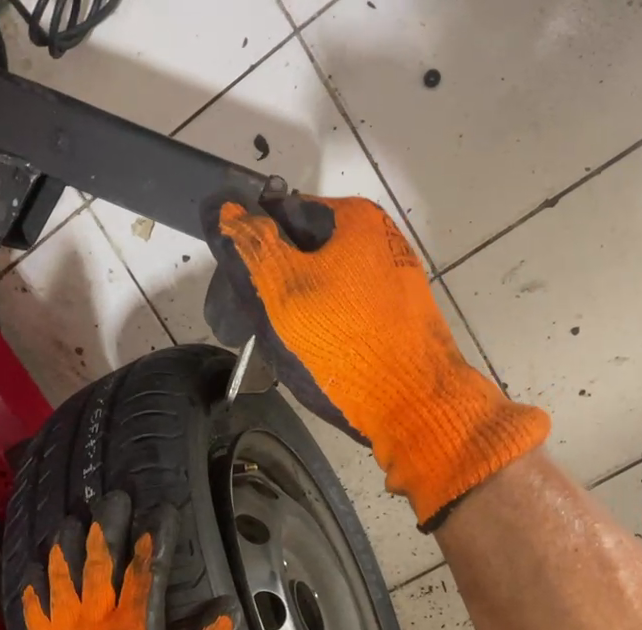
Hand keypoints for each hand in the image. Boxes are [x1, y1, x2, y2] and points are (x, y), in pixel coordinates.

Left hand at [18, 494, 234, 629]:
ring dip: (64, 551)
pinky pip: (36, 617)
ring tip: (65, 524)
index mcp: (135, 628)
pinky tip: (32, 576)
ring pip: (62, 583)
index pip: (146, 573)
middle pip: (99, 566)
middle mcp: (98, 623)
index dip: (152, 541)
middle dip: (104, 531)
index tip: (158, 514)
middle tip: (107, 503)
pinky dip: (33, 595)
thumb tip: (226, 611)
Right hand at [204, 194, 548, 528]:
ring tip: (281, 348)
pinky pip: (346, 316)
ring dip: (295, 314)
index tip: (236, 289)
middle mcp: (381, 240)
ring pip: (323, 288)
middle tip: (251, 327)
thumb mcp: (283, 291)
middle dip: (272, 287)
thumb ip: (250, 246)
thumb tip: (224, 209)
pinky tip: (314, 360)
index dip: (250, 248)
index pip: (281, 214)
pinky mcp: (399, 320)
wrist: (416, 407)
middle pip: (304, 253)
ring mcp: (393, 282)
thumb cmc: (345, 344)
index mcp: (355, 218)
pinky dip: (324, 332)